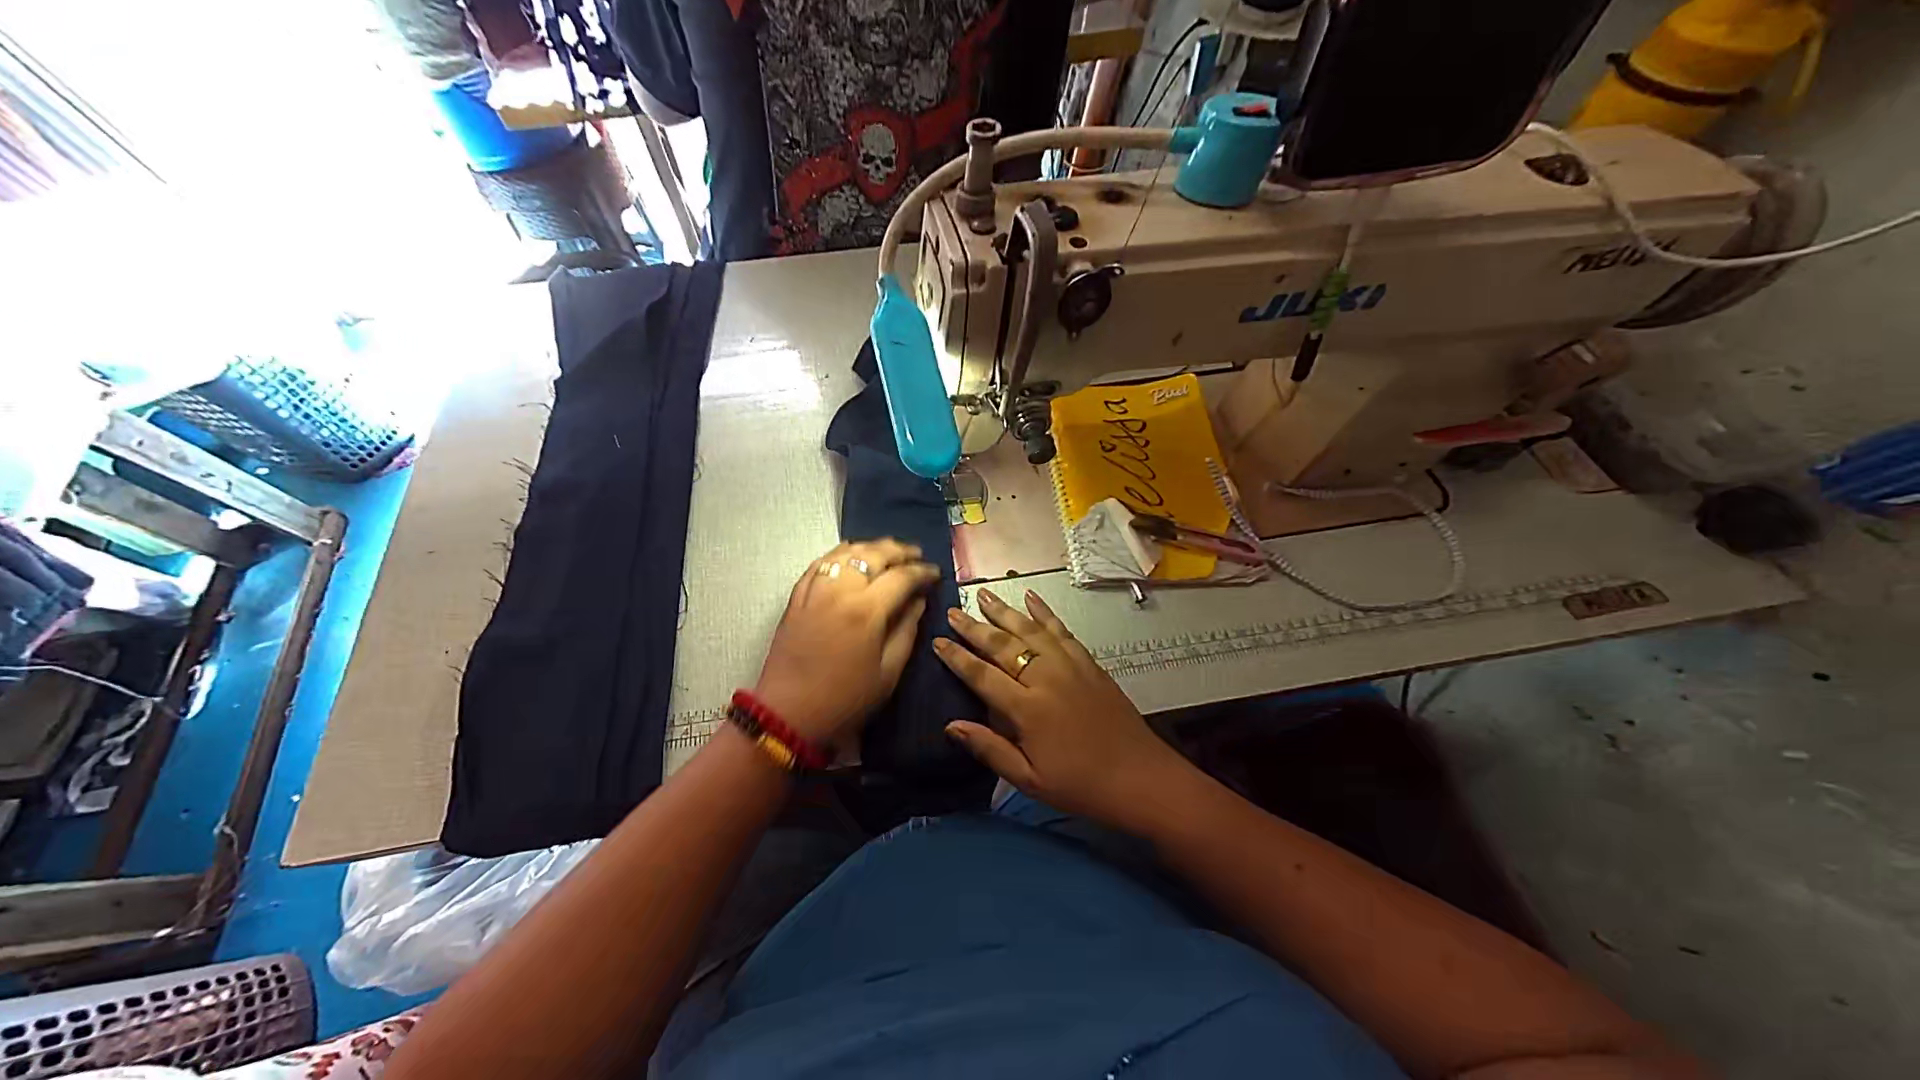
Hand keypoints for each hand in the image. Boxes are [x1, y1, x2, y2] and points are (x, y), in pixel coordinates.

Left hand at [754, 539, 939, 750]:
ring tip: (887, 551)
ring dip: (869, 547)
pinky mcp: (797, 598)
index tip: (936, 575)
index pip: (902, 576)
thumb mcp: (888, 673)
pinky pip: (819, 564)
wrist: (788, 714)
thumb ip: (907, 630)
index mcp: (867, 610)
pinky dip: (839, 554)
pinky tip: (849, 555)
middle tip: (916, 555)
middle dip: (899, 551)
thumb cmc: (845, 700)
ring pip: (845, 552)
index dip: (923, 572)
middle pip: (873, 554)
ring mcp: (815, 590)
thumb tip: (919, 601)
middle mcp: (840, 590)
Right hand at [933, 589, 1194, 831]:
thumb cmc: (1080, 785)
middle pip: (1003, 645)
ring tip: (984, 596)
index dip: (957, 658)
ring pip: (1030, 630)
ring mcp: (1070, 666)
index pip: (982, 675)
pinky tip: (1032, 599)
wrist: (1140, 777)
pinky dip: (1045, 613)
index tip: (937, 641)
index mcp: (1027, 709)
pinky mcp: (1089, 663)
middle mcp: (1046, 678)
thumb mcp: (1029, 779)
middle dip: (975, 627)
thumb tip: (951, 725)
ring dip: (1005, 612)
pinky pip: (1062, 631)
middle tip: (953, 612)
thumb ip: (989, 749)